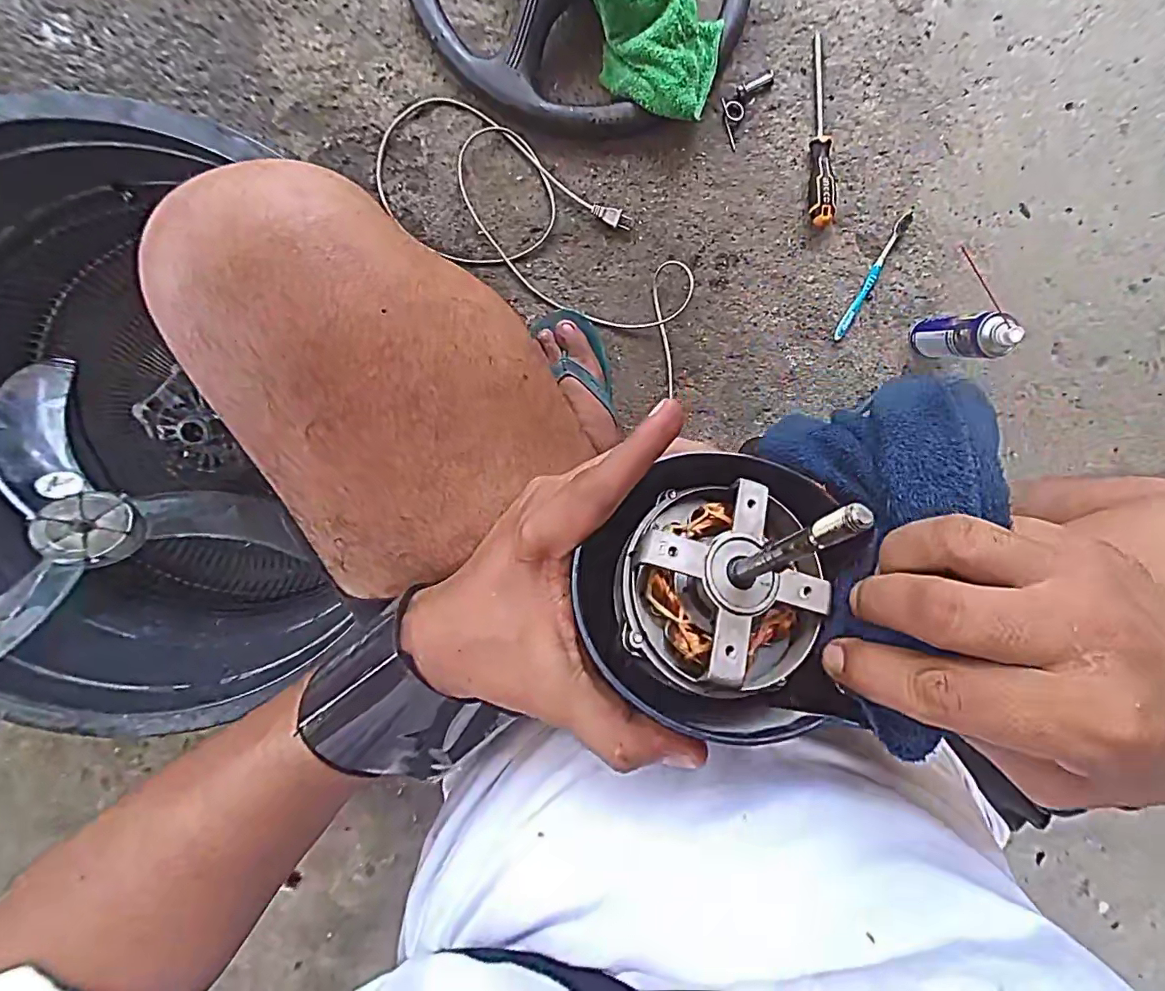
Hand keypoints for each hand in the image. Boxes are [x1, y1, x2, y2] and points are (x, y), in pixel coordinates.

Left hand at [400, 400, 706, 772]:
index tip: (674, 418)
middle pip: (616, 463)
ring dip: (662, 458)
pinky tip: (675, 480)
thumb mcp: (558, 695)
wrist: (439, 636)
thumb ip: (622, 727)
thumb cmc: (488, 651)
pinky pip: (609, 473)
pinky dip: (645, 470)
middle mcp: (546, 504)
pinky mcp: (559, 498)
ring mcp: (551, 493)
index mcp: (542, 538)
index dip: (638, 451)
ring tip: (713, 466)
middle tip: (725, 461)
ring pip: (613, 462)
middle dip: (673, 453)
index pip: (595, 486)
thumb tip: (686, 746)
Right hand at [821, 515, 1164, 808]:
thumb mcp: (1061, 782)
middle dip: (879, 604)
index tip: (845, 658)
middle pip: (942, 607)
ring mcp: (1085, 575)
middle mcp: (1084, 636)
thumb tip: (900, 677)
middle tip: (859, 608)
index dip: (877, 671)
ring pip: (959, 541)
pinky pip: (993, 523)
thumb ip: (974, 730)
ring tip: (887, 571)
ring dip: (903, 552)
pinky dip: (947, 537)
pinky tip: (934, 557)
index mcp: (1084, 718)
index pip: (945, 688)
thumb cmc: (1156, 753)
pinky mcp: (1084, 542)